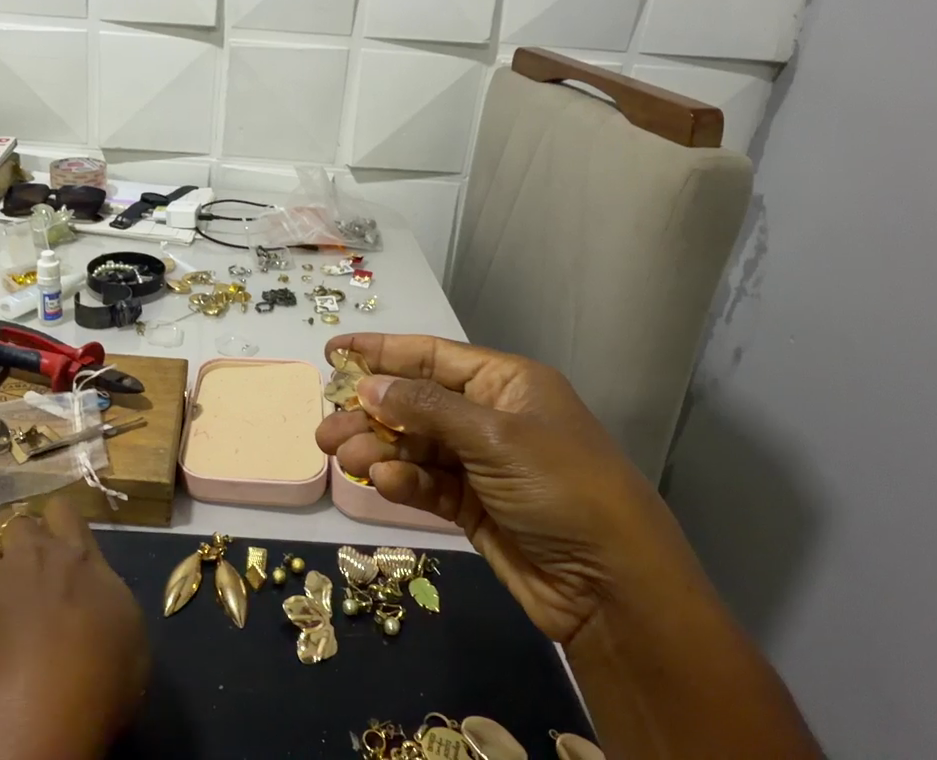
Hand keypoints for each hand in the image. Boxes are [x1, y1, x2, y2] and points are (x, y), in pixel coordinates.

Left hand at [0, 497, 147, 759]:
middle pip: (14, 521)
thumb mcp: (127, 631)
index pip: (62, 509)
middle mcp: (32, 558)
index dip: (57, 522)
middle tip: (26, 570)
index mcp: (78, 557)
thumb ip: (104, 599)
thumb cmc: (102, 675)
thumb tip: (94, 597)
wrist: (37, 713)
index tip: (60, 541)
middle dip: (16, 539)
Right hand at [317, 334, 698, 643]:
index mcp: (506, 383)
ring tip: (341, 459)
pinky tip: (383, 483)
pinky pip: (427, 483)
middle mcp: (490, 417)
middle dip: (369, 414)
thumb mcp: (496, 436)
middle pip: (415, 403)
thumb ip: (427, 408)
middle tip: (324, 430)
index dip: (381, 351)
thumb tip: (369, 386)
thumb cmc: (562, 487)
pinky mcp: (473, 507)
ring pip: (414, 446)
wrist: (612, 585)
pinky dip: (402, 481)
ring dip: (377, 449)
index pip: (432, 356)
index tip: (332, 352)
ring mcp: (481, 464)